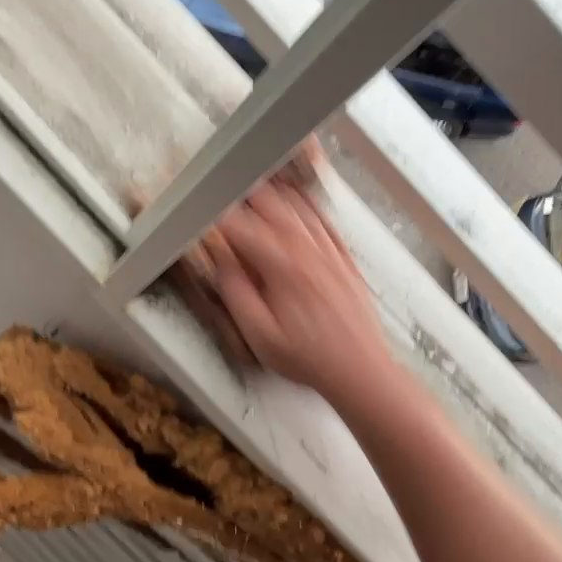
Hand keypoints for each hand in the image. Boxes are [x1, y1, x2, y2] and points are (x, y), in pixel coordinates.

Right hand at [204, 173, 394, 404]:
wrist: (359, 369)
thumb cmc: (309, 357)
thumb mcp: (259, 335)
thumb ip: (236, 295)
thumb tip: (221, 264)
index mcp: (282, 266)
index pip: (241, 226)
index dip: (217, 217)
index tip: (203, 218)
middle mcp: (307, 250)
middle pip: (271, 203)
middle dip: (243, 197)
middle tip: (226, 200)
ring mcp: (329, 251)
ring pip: (297, 205)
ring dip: (273, 195)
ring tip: (254, 193)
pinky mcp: (344, 258)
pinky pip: (324, 220)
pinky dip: (306, 207)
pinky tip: (296, 206)